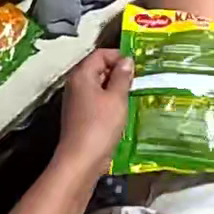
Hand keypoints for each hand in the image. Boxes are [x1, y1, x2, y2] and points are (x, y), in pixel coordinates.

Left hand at [56, 49, 132, 176]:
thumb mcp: (116, 98)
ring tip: (134, 92)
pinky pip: (95, 99)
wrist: (81, 158)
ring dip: (114, 86)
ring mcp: (76, 99)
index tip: (137, 64)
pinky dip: (109, 99)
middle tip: (139, 79)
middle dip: (117, 70)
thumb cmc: (100, 125)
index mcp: (81, 74)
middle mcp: (75, 83)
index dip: (118, 56)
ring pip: (97, 84)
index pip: (99, 54)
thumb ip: (122, 77)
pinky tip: (122, 108)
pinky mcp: (79, 114)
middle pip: (97, 67)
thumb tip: (126, 60)